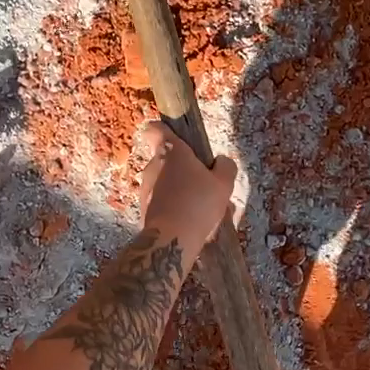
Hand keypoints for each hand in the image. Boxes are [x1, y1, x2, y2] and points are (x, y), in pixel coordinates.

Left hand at [136, 120, 236, 255]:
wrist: (171, 240)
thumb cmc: (198, 204)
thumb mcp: (223, 184)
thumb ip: (225, 166)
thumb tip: (220, 161)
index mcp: (171, 152)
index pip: (155, 129)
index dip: (165, 131)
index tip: (179, 140)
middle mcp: (153, 166)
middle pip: (166, 159)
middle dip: (183, 169)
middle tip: (204, 184)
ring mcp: (145, 188)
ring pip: (165, 182)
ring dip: (180, 190)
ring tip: (202, 209)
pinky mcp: (144, 208)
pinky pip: (162, 201)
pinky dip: (173, 207)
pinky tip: (190, 222)